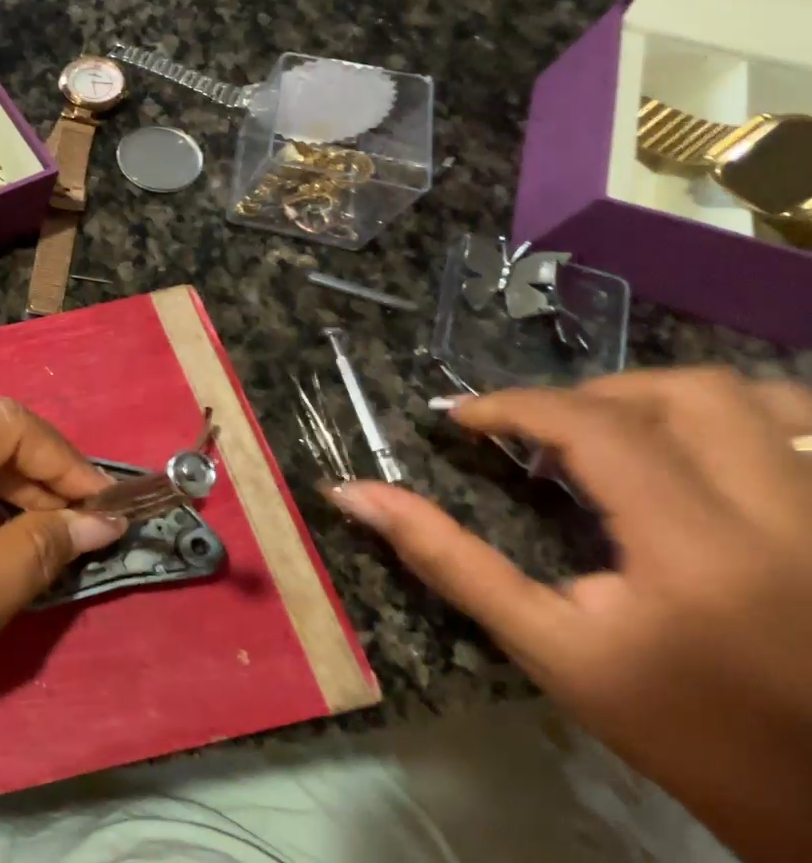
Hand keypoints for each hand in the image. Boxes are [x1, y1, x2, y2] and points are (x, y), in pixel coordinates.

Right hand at [326, 368, 811, 861]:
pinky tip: (705, 452)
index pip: (600, 428)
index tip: (461, 417)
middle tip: (540, 430)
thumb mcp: (545, 646)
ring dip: (674, 401)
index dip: (517, 405)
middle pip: (690, 394)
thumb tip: (351, 492)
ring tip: (621, 434)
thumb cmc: (671, 724)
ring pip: (773, 402)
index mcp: (698, 550)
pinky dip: (753, 423)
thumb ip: (448, 561)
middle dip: (594, 394)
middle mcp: (787, 517)